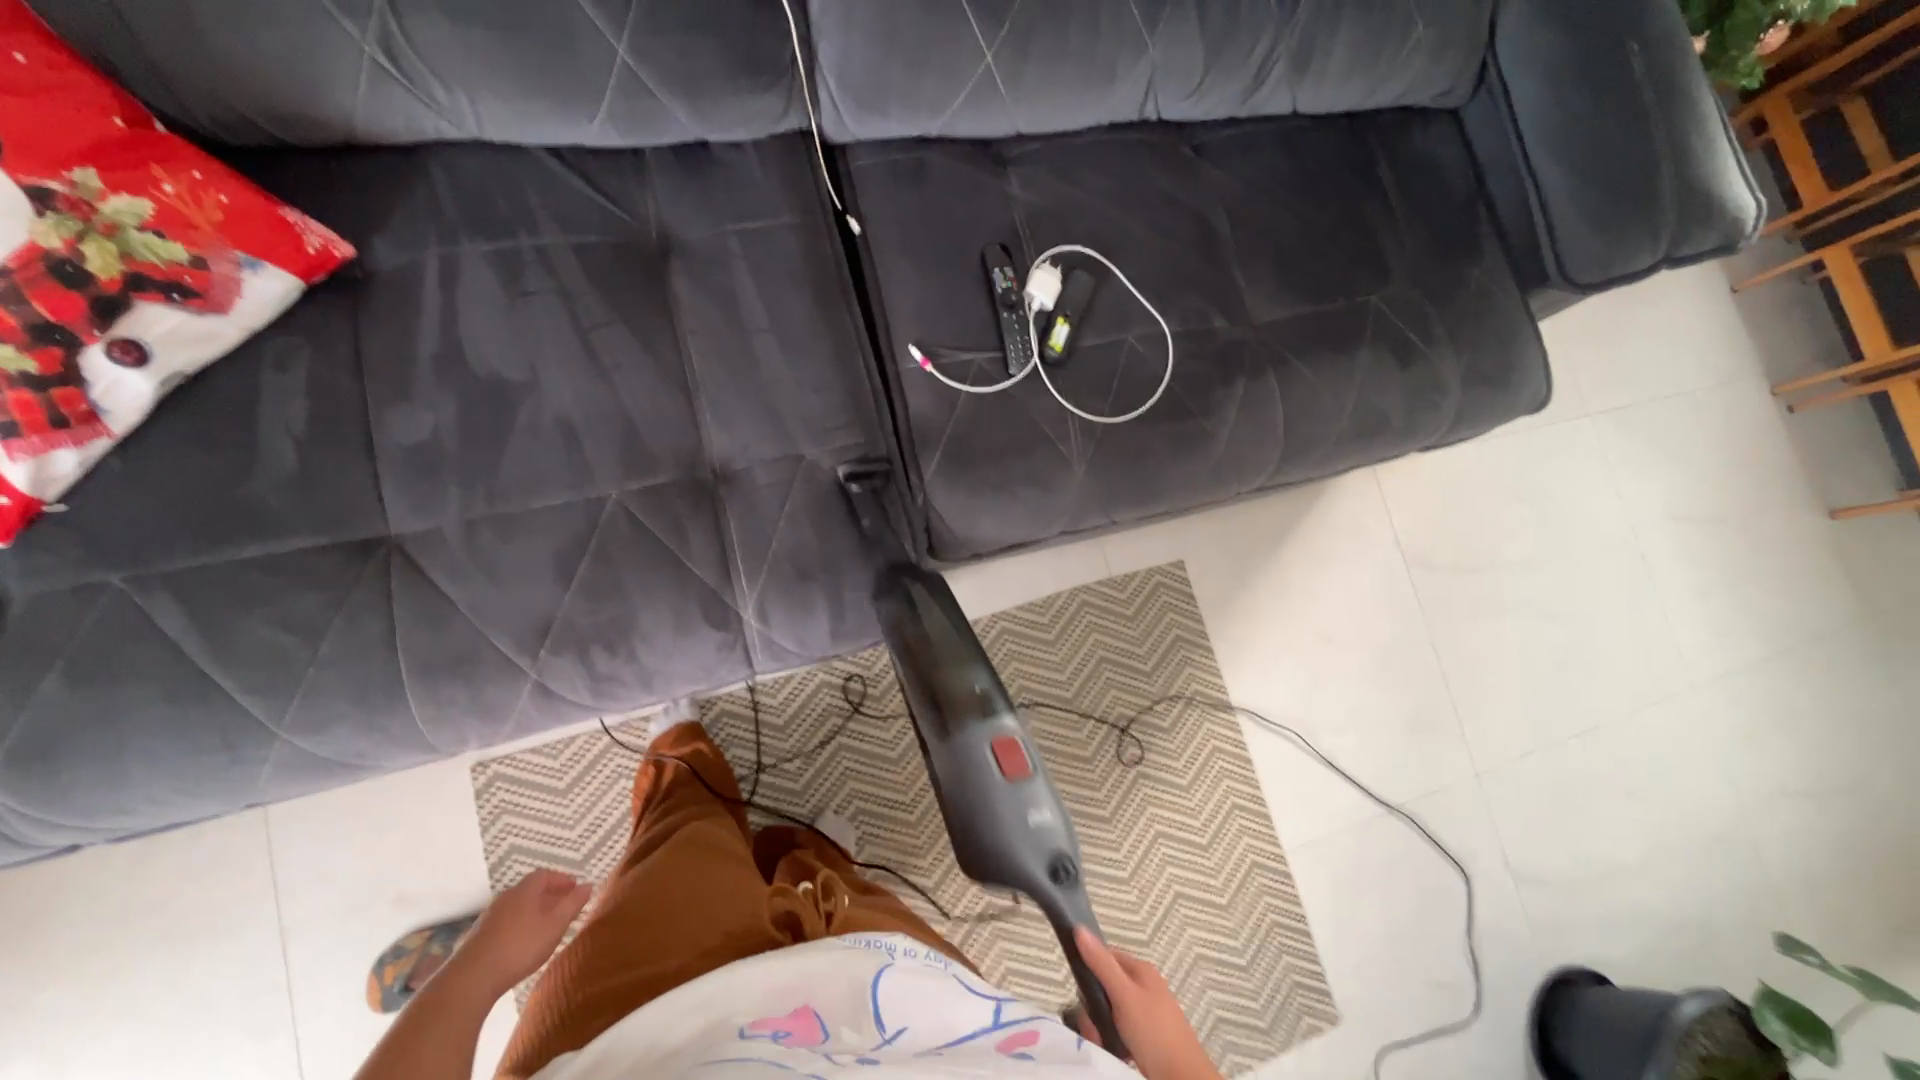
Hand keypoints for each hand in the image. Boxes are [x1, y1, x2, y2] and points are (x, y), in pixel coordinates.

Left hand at [447, 869, 592, 998]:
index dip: (561, 879)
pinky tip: (525, 941)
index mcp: (524, 890)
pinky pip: (507, 921)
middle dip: (549, 895)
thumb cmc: (520, 946)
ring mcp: (490, 917)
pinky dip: (521, 923)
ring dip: (535, 910)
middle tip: (565, 907)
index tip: (575, 888)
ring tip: (548, 925)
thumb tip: (588, 885)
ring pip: (518, 906)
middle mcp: (506, 898)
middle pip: (530, 889)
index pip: (544, 875)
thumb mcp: (555, 925)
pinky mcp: (480, 936)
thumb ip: (573, 904)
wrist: (473, 977)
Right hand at [1073, 927, 1221, 1079]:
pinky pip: (1118, 1029)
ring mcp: (1145, 1012)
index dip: (1090, 970)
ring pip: (1109, 1011)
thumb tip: (1079, 928)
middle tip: (1094, 1025)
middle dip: (1093, 1007)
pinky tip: (1113, 1049)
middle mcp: (1143, 987)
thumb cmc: (1153, 1031)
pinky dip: (1111, 1038)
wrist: (1181, 1076)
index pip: (1106, 957)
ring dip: (1100, 1026)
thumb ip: (1101, 964)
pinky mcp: (1144, 1034)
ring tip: (1103, 1040)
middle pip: (1104, 986)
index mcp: (1141, 970)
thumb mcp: (1124, 995)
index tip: (1082, 992)